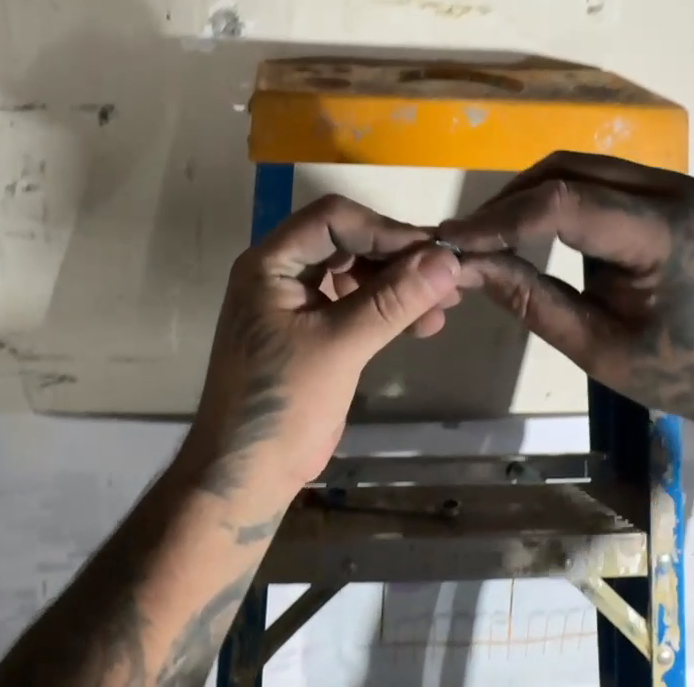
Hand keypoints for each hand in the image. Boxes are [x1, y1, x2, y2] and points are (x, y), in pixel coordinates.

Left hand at [186, 195, 462, 500]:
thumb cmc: (282, 405)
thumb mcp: (340, 347)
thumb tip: (447, 260)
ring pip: (355, 271)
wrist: (246, 474)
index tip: (434, 252)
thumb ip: (393, 300)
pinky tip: (424, 324)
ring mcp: (295, 301)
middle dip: (396, 257)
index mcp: (270, 263)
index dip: (385, 230)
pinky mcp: (312, 330)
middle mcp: (280, 272)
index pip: (333, 219)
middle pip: (346, 240)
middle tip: (447, 277)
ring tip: (444, 306)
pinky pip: (354, 302)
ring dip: (398, 284)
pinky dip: (388, 308)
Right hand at [436, 152, 693, 441]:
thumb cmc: (681, 373)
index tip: (450, 241)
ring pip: (577, 167)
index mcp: (663, 232)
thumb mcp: (597, 348)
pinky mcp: (668, 190)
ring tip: (492, 234)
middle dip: (508, 202)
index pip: (561, 203)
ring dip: (529, 195)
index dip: (498, 220)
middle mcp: (671, 190)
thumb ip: (530, 301)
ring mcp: (674, 184)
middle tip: (467, 240)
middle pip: (565, 170)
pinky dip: (556, 197)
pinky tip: (533, 227)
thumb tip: (464, 268)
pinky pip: (596, 178)